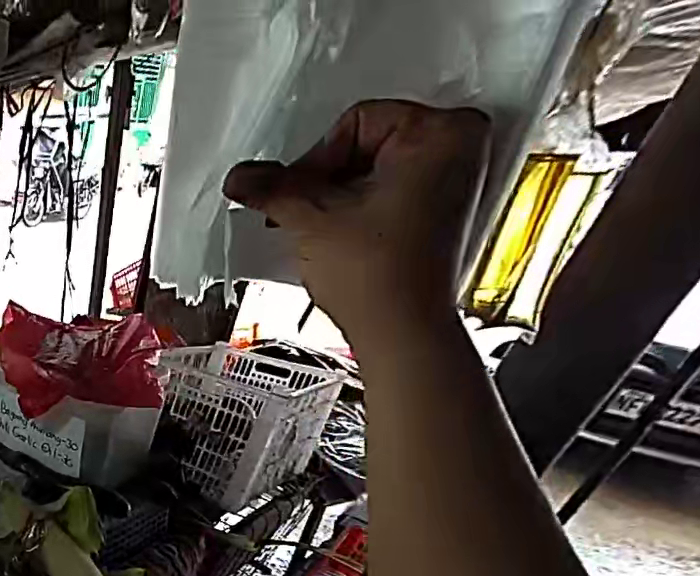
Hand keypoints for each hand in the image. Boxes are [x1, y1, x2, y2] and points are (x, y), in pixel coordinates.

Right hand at [222, 100, 490, 335]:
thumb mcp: (312, 221)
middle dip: (325, 180)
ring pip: (371, 171)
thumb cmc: (377, 276)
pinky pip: (385, 192)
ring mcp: (452, 180)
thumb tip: (240, 176)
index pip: (354, 123)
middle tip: (305, 214)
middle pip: (364, 144)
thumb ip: (273, 190)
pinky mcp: (437, 210)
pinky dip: (355, 210)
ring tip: (321, 231)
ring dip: (335, 198)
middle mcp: (459, 146)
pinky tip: (339, 238)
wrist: (399, 328)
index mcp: (440, 132)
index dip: (314, 162)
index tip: (299, 198)